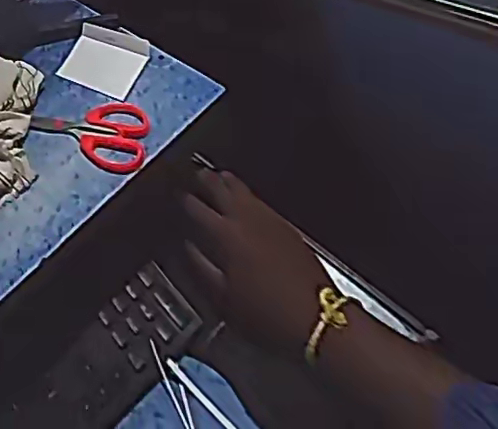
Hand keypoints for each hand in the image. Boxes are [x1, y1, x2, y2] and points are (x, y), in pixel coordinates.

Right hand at [182, 169, 330, 359]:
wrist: (322, 322)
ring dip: (226, 182)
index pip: (193, 205)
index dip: (181, 199)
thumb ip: (200, 266)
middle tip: (193, 174)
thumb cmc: (268, 313)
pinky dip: (247, 195)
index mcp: (224, 233)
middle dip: (203, 178)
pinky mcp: (287, 227)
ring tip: (218, 177)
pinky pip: (260, 201)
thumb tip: (187, 247)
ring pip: (241, 188)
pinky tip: (246, 200)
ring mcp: (268, 220)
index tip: (175, 197)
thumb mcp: (223, 297)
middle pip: (218, 186)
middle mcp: (244, 219)